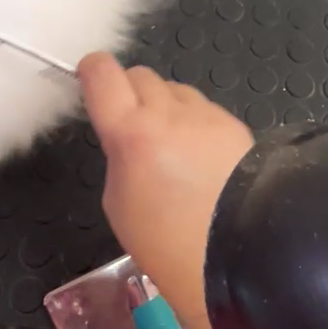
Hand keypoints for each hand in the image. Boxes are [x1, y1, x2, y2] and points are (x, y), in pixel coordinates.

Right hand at [79, 54, 253, 326]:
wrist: (237, 257)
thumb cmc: (165, 244)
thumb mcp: (117, 201)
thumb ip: (119, 153)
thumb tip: (128, 132)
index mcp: (130, 134)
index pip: (103, 75)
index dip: (93, 71)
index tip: (90, 78)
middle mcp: (169, 114)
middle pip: (140, 76)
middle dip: (129, 93)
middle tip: (132, 122)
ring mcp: (206, 116)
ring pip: (175, 90)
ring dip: (165, 106)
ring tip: (171, 145)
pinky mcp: (234, 125)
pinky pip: (204, 109)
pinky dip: (194, 123)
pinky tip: (200, 157)